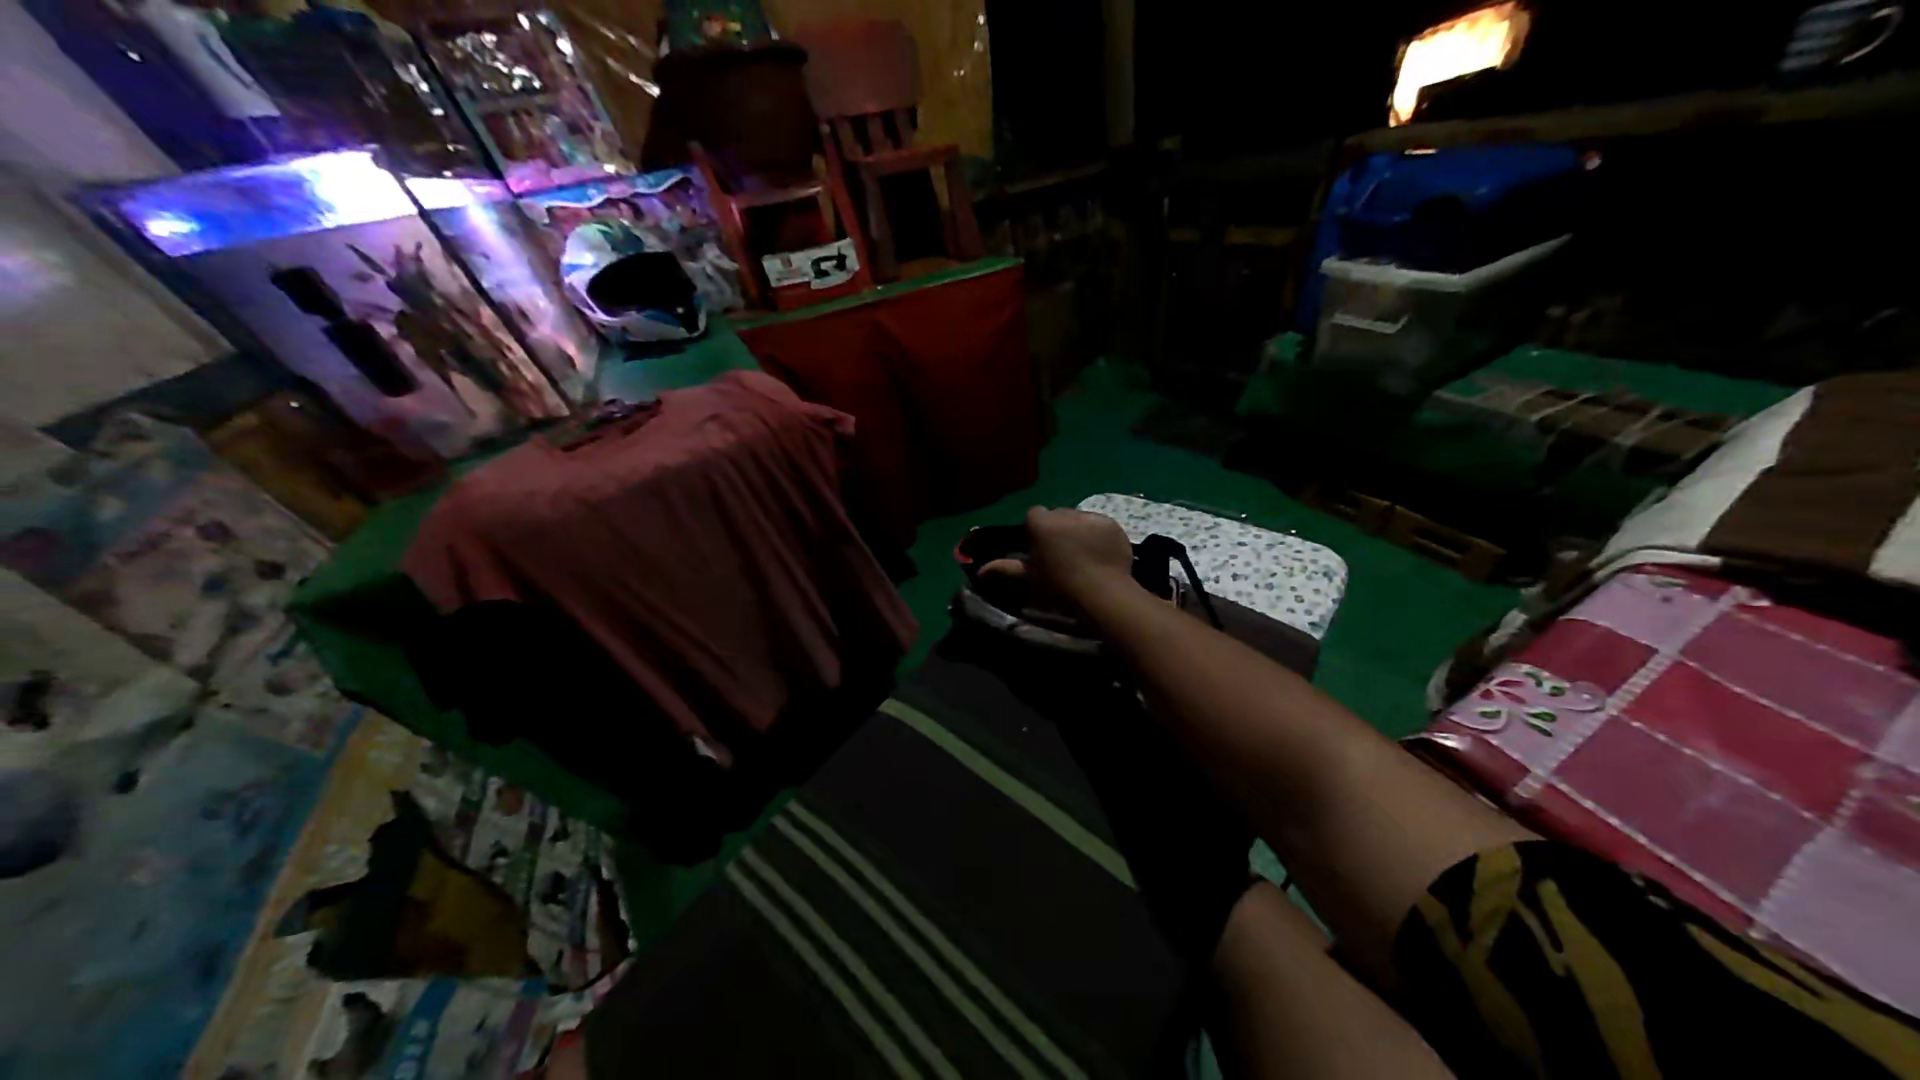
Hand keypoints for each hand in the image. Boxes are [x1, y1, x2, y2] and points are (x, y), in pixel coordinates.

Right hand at [982, 506, 1137, 609]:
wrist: (1102, 593)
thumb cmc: (1060, 586)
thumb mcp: (1031, 577)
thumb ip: (1006, 569)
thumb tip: (980, 571)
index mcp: (1042, 523)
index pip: (1035, 515)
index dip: (1037, 530)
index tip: (1041, 549)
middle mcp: (1066, 513)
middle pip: (1058, 515)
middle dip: (1059, 528)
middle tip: (1063, 554)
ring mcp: (1092, 517)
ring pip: (1080, 519)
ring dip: (1079, 530)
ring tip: (1085, 555)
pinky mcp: (1112, 524)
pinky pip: (1101, 525)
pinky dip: (1100, 535)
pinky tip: (1101, 554)